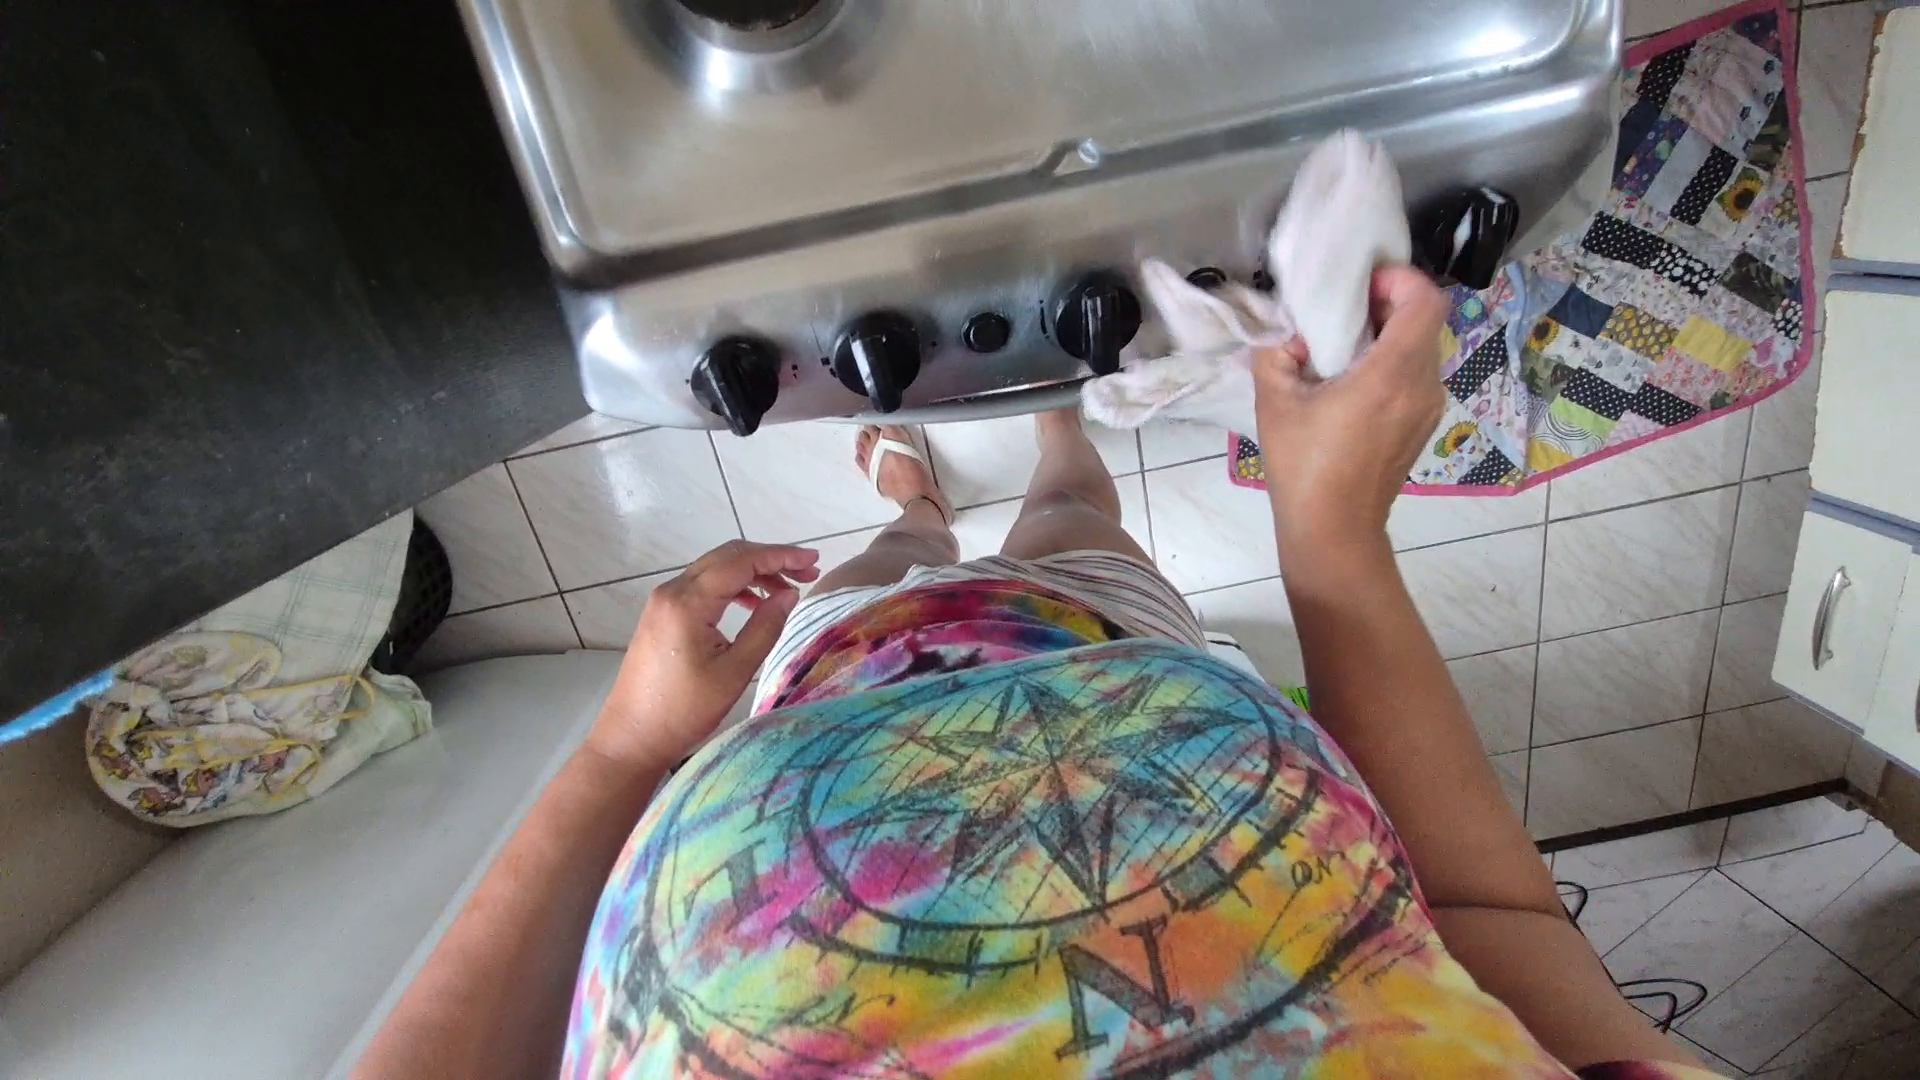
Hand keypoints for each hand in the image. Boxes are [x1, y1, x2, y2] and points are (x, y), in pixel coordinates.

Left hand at [587, 540, 820, 770]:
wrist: (631, 738)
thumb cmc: (684, 710)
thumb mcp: (735, 671)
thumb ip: (766, 627)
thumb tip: (790, 594)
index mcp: (688, 602)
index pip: (741, 561)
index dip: (781, 556)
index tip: (813, 559)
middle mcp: (673, 591)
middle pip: (728, 556)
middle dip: (771, 559)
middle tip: (807, 571)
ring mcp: (664, 601)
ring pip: (716, 569)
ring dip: (754, 572)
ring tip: (789, 589)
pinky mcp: (663, 614)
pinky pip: (704, 586)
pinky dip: (734, 587)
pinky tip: (755, 604)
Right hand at [1253, 265, 1447, 551]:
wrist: (1332, 528)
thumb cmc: (1303, 465)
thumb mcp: (1275, 404)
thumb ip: (1277, 358)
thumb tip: (1291, 343)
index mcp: (1392, 372)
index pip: (1425, 300)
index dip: (1399, 279)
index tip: (1361, 285)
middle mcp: (1423, 384)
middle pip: (1423, 323)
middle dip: (1386, 307)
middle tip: (1342, 315)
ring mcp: (1427, 408)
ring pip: (1419, 352)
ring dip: (1386, 340)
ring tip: (1341, 354)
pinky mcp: (1421, 427)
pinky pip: (1413, 380)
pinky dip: (1388, 368)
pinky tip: (1350, 390)